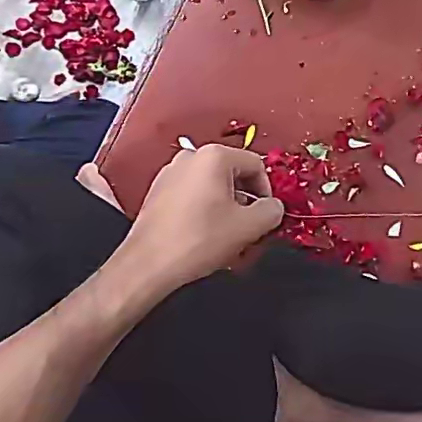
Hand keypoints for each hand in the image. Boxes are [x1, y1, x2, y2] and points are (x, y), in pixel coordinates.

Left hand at [111, 144, 282, 296]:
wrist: (147, 265)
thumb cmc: (198, 240)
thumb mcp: (249, 226)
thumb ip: (272, 211)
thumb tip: (274, 207)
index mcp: (214, 156)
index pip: (256, 165)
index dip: (267, 192)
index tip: (266, 216)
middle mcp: (191, 157)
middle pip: (234, 175)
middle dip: (246, 203)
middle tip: (249, 231)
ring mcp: (171, 173)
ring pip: (213, 188)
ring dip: (227, 210)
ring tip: (227, 239)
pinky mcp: (159, 192)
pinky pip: (193, 196)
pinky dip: (205, 212)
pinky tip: (205, 238)